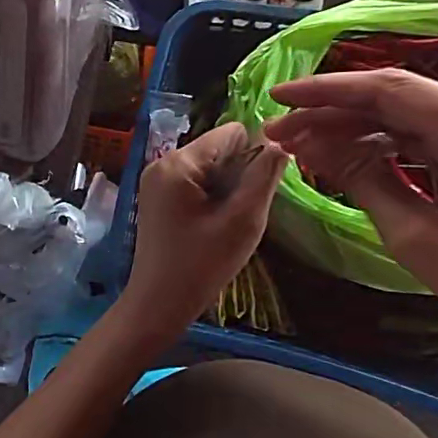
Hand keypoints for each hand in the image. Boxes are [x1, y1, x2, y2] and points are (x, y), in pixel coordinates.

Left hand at [121, 122, 288, 343]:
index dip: (256, 154)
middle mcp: (162, 162)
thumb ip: (263, 178)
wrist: (158, 304)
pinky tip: (215, 225)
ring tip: (229, 222)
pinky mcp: (158, 197)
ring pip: (209, 167)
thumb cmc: (201, 265)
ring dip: (228, 188)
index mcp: (178, 163)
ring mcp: (157, 180)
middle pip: (218, 149)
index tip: (262, 189)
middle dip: (240, 173)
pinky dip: (212, 198)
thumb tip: (280, 144)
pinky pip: (195, 182)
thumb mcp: (242, 221)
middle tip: (242, 213)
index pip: (231, 133)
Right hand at [263, 69, 437, 371]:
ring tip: (310, 145)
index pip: (397, 90)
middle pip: (408, 100)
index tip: (280, 96)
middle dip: (339, 112)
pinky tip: (361, 155)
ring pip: (424, 119)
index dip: (330, 89)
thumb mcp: (423, 241)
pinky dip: (399, 145)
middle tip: (283, 132)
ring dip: (365, 129)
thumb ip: (365, 180)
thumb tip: (310, 143)